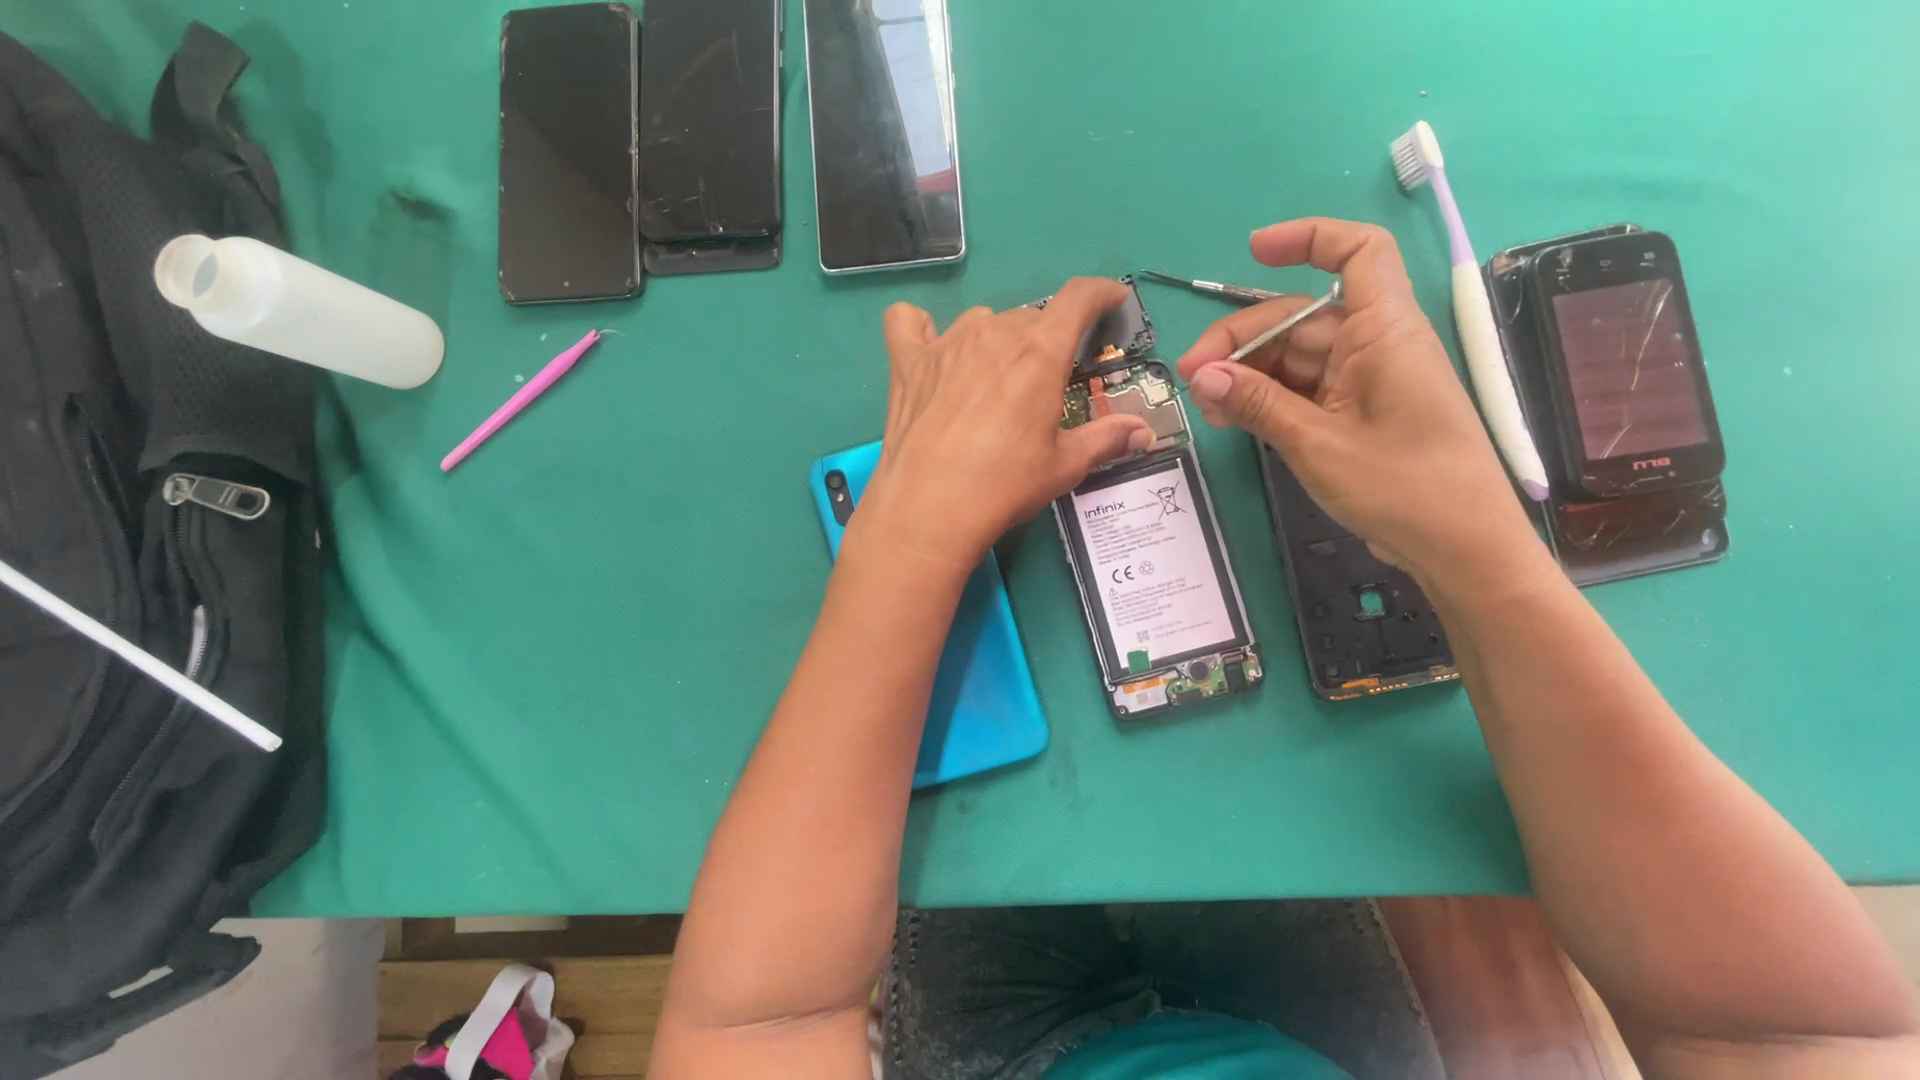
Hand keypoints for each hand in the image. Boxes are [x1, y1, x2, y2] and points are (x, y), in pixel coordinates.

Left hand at [854, 278, 1153, 571]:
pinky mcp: (907, 361)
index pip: (1078, 299)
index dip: (1100, 293)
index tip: (1111, 301)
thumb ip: (1105, 439)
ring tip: (993, 379)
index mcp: (1040, 352)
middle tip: (1044, 382)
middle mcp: (994, 333)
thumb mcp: (1064, 465)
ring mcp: (946, 343)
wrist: (929, 507)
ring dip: (996, 340)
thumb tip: (1143, 432)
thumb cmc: (1004, 485)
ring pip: (981, 322)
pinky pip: (909, 322)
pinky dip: (921, 329)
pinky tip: (929, 350)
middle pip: (1030, 318)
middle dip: (1045, 341)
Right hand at [1175, 218, 1544, 589]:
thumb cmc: (1404, 486)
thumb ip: (1258, 404)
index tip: (1253, 252)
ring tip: (1208, 408)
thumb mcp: (1318, 444)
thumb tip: (1202, 376)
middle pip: (1300, 317)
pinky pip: (1304, 391)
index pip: (1357, 253)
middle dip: (1243, 340)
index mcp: (1383, 331)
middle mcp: (1375, 345)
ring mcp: (1365, 382)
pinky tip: (1232, 419)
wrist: (1461, 548)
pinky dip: (1267, 400)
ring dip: (1248, 376)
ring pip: (1295, 358)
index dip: (1309, 239)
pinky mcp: (1358, 415)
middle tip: (1192, 378)